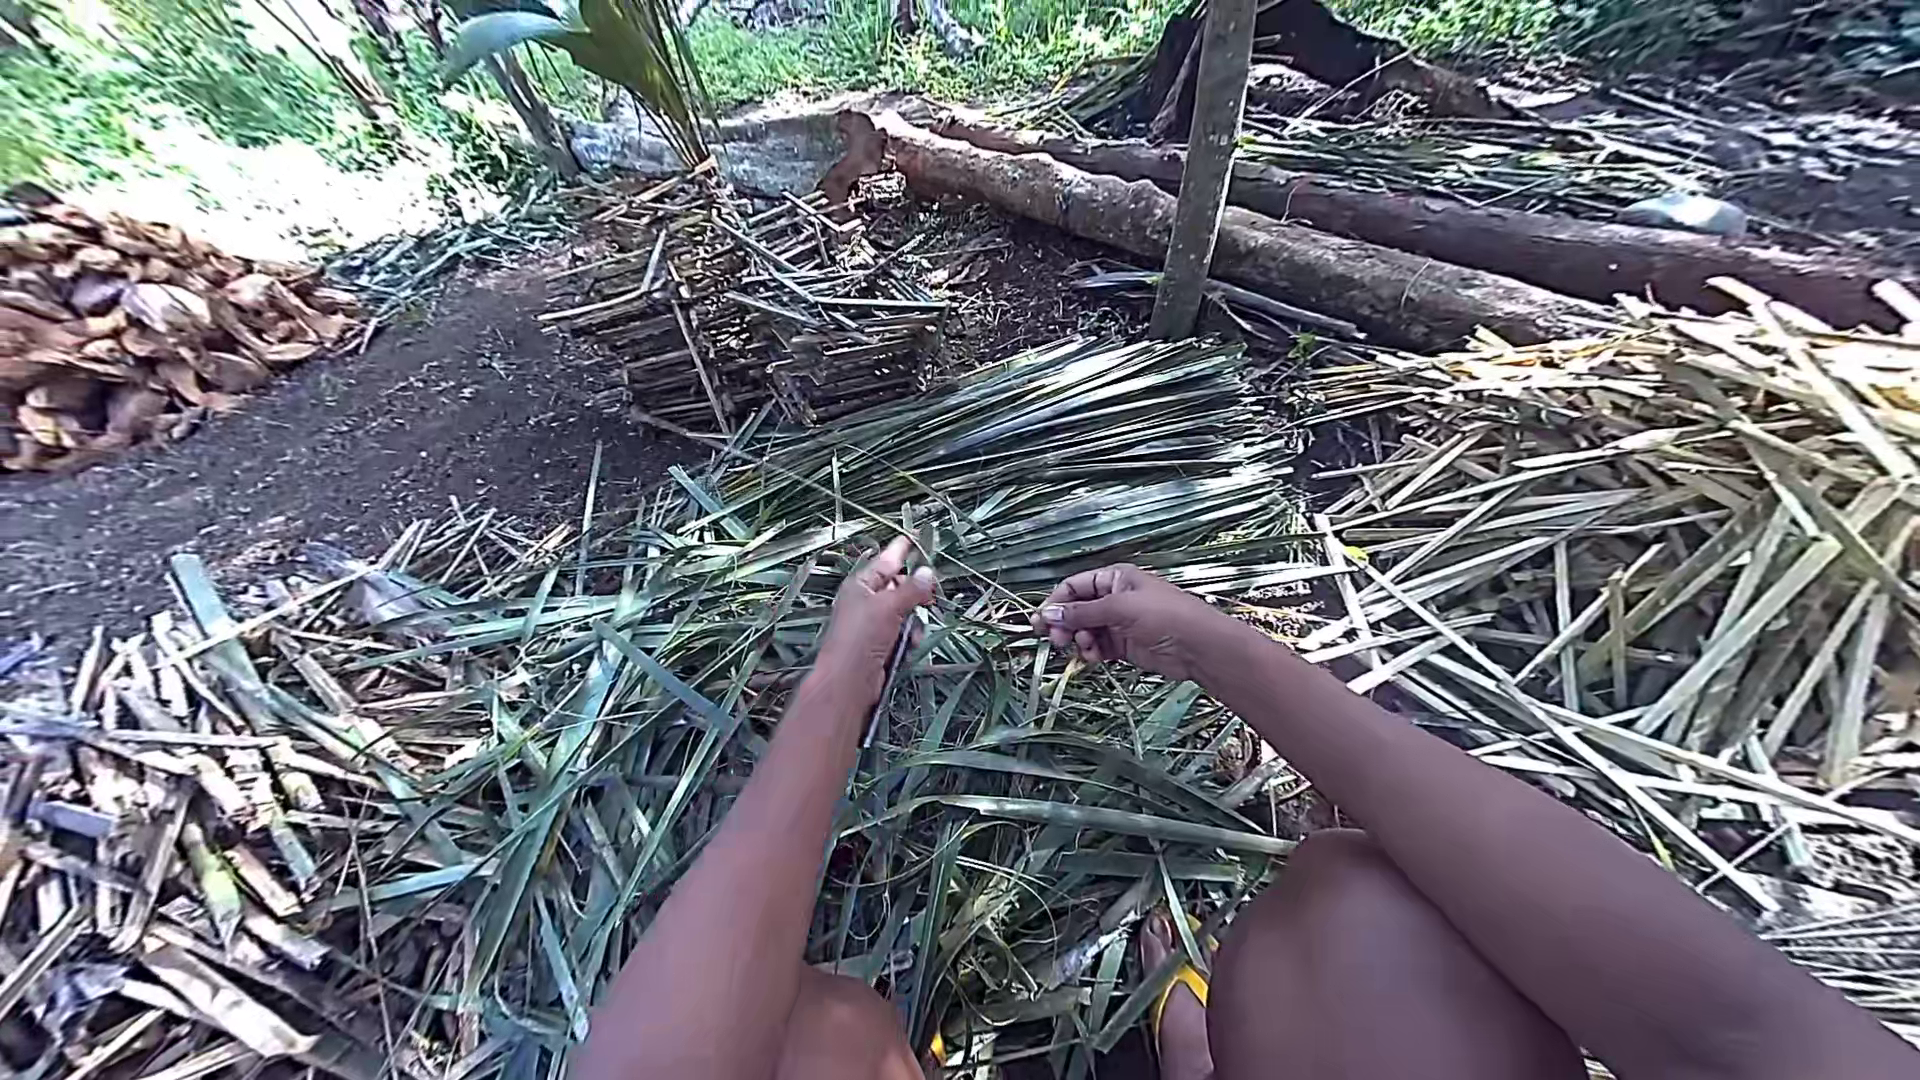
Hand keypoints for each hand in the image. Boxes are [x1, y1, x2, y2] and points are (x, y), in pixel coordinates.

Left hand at [818, 536, 935, 680]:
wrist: (848, 682)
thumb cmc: (862, 638)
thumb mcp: (889, 607)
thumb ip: (911, 589)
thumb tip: (928, 572)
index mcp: (861, 584)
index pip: (887, 560)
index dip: (904, 549)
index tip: (919, 535)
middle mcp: (866, 600)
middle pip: (899, 585)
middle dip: (915, 592)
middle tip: (930, 595)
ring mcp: (873, 622)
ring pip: (905, 610)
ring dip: (914, 619)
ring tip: (913, 631)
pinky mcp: (880, 642)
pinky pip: (902, 630)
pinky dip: (909, 636)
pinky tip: (910, 644)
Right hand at [1028, 564, 1224, 681]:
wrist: (1199, 647)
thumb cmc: (1162, 616)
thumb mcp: (1119, 608)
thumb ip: (1081, 612)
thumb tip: (1047, 614)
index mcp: (1113, 579)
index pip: (1074, 586)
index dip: (1056, 602)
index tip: (1041, 622)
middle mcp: (1113, 598)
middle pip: (1076, 609)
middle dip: (1064, 625)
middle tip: (1056, 642)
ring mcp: (1118, 622)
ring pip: (1084, 630)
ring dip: (1078, 641)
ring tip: (1084, 650)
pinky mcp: (1123, 645)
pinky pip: (1097, 646)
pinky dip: (1091, 652)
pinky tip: (1093, 658)